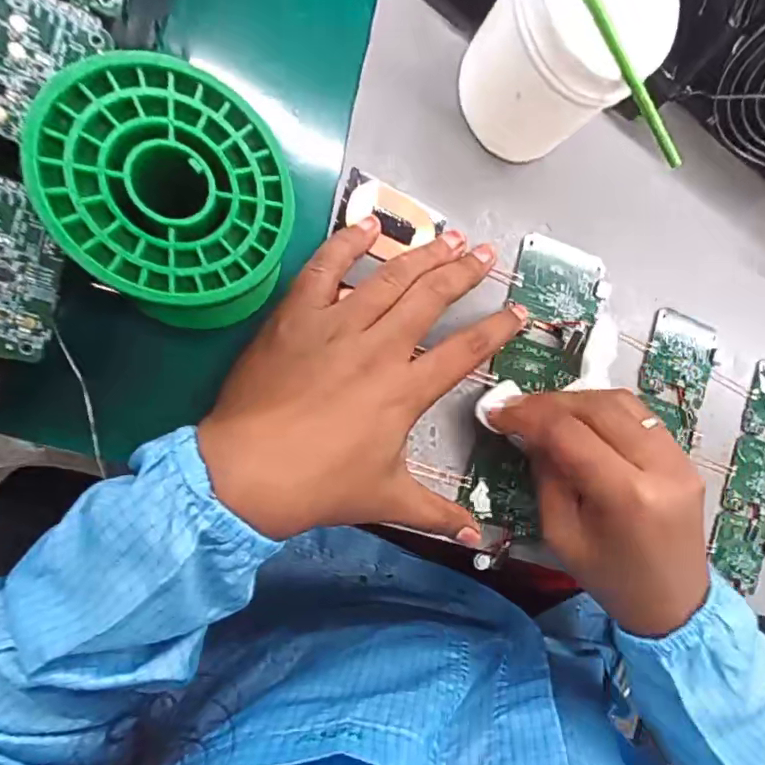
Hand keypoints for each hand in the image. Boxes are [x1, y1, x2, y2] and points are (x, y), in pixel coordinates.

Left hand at [198, 218, 527, 540]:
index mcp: (406, 390)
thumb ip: (436, 513)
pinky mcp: (297, 315)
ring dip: (422, 253)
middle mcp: (379, 348)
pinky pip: (326, 267)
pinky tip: (367, 225)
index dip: (496, 328)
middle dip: (463, 272)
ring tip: (446, 237)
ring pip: (389, 276)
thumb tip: (478, 539)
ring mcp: (337, 326)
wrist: (247, 472)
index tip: (517, 311)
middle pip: (432, 298)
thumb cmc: (319, 487)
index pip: (464, 350)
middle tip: (482, 253)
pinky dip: (347, 242)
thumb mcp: (385, 499)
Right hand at [490, 390, 709, 637]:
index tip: (497, 413)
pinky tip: (580, 420)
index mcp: (626, 495)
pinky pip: (640, 416)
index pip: (569, 433)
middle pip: (598, 407)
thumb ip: (547, 478)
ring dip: (577, 400)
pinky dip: (604, 410)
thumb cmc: (609, 578)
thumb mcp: (561, 534)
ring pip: (622, 402)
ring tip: (545, 411)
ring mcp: (679, 459)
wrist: (673, 602)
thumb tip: (532, 434)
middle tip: (516, 408)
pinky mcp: (684, 457)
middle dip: (549, 402)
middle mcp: (660, 467)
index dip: (528, 416)